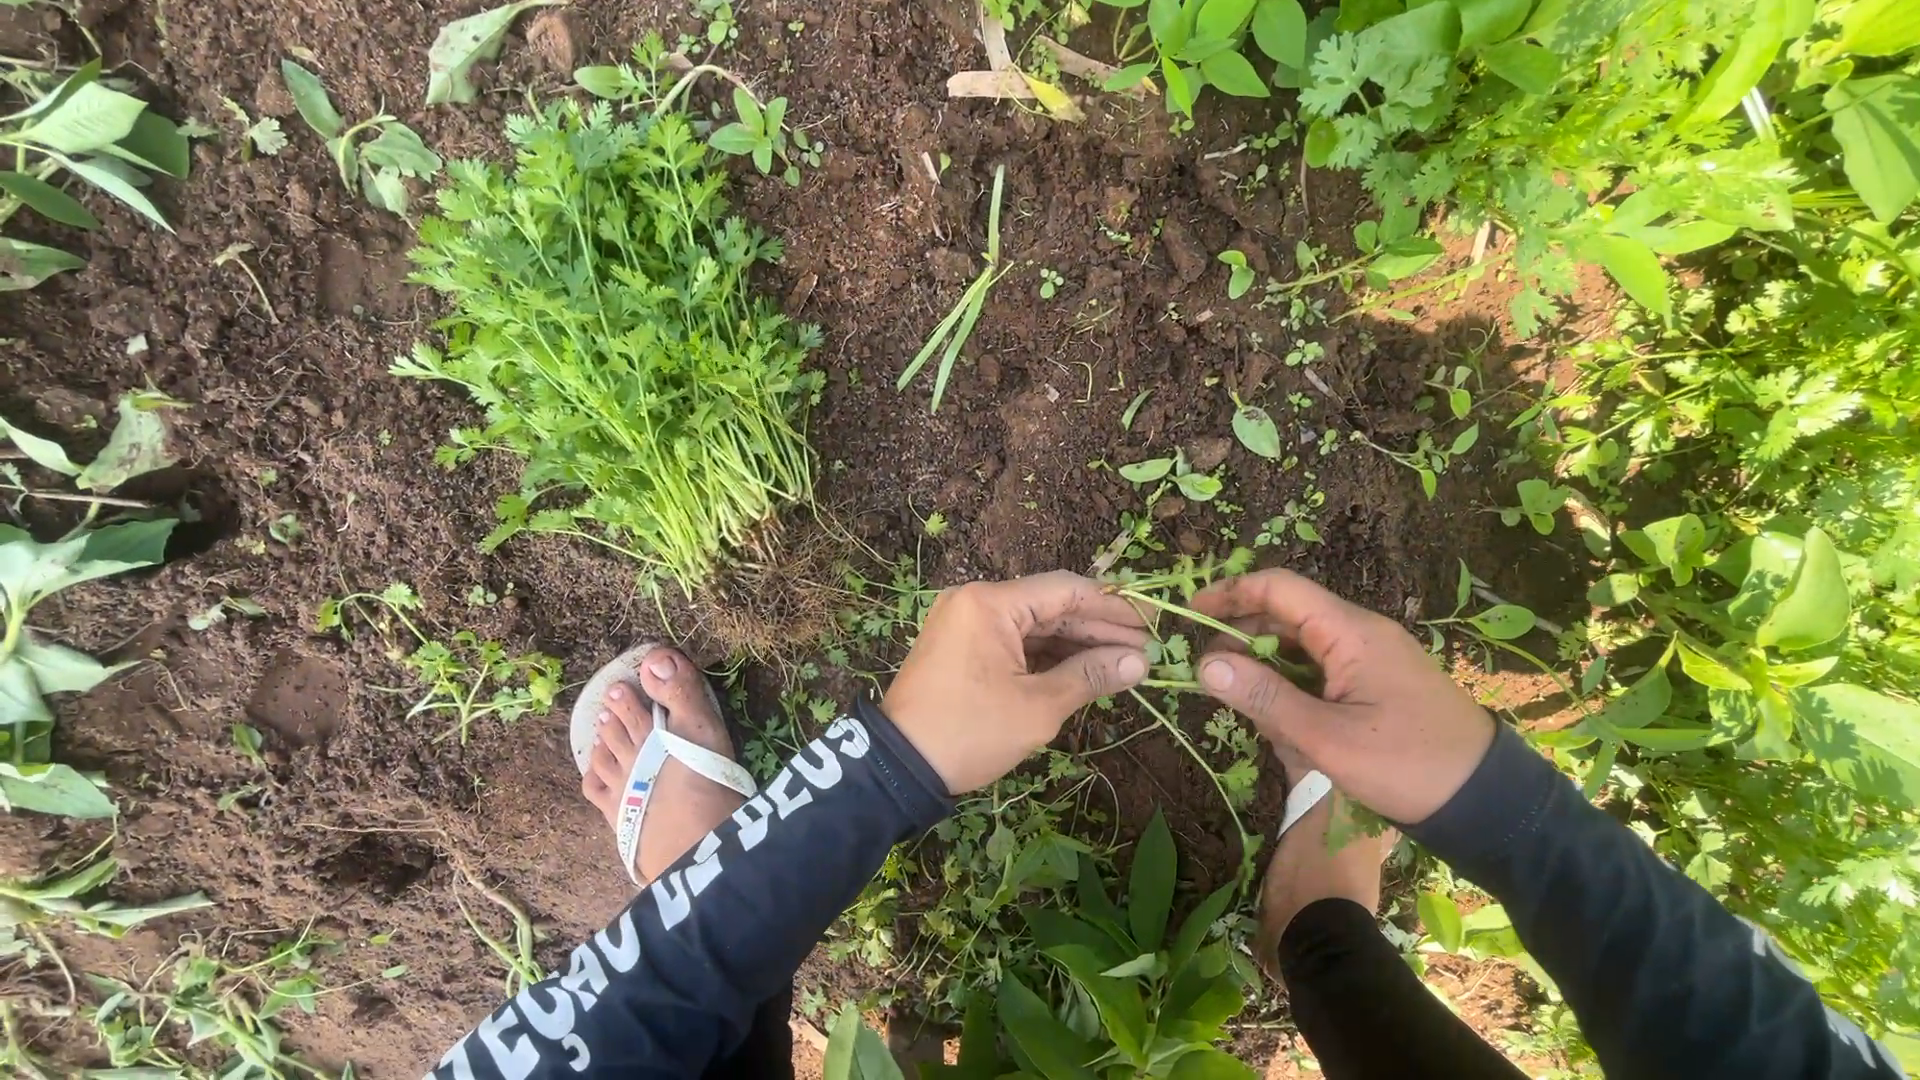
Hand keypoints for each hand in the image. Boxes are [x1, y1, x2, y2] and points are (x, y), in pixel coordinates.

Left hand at [883, 571, 1149, 793]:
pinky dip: (1046, 656)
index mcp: (990, 603)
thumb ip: (1089, 676)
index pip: (1064, 590)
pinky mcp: (961, 646)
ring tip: (1123, 662)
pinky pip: (1013, 641)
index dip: (1112, 607)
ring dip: (1075, 644)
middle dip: (1097, 629)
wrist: (899, 766)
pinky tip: (1084, 669)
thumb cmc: (970, 732)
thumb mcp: (1038, 707)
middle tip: (1145, 648)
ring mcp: (965, 623)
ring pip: (1033, 626)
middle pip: (1050, 606)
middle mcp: (975, 601)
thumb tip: (1139, 662)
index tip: (1151, 623)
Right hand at [1191, 569, 1493, 823]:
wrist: (1491, 804)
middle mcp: (1359, 633)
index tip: (1190, 612)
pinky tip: (1273, 710)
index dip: (1230, 592)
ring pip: (1300, 642)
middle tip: (1204, 664)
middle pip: (1286, 612)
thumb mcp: (1327, 737)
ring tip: (1234, 691)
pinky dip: (1288, 680)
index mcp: (1350, 632)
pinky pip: (1319, 666)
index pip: (1279, 588)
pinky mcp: (1374, 682)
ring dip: (1263, 660)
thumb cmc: (1408, 765)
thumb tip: (1204, 664)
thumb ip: (1263, 697)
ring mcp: (1369, 657)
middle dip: (1240, 631)